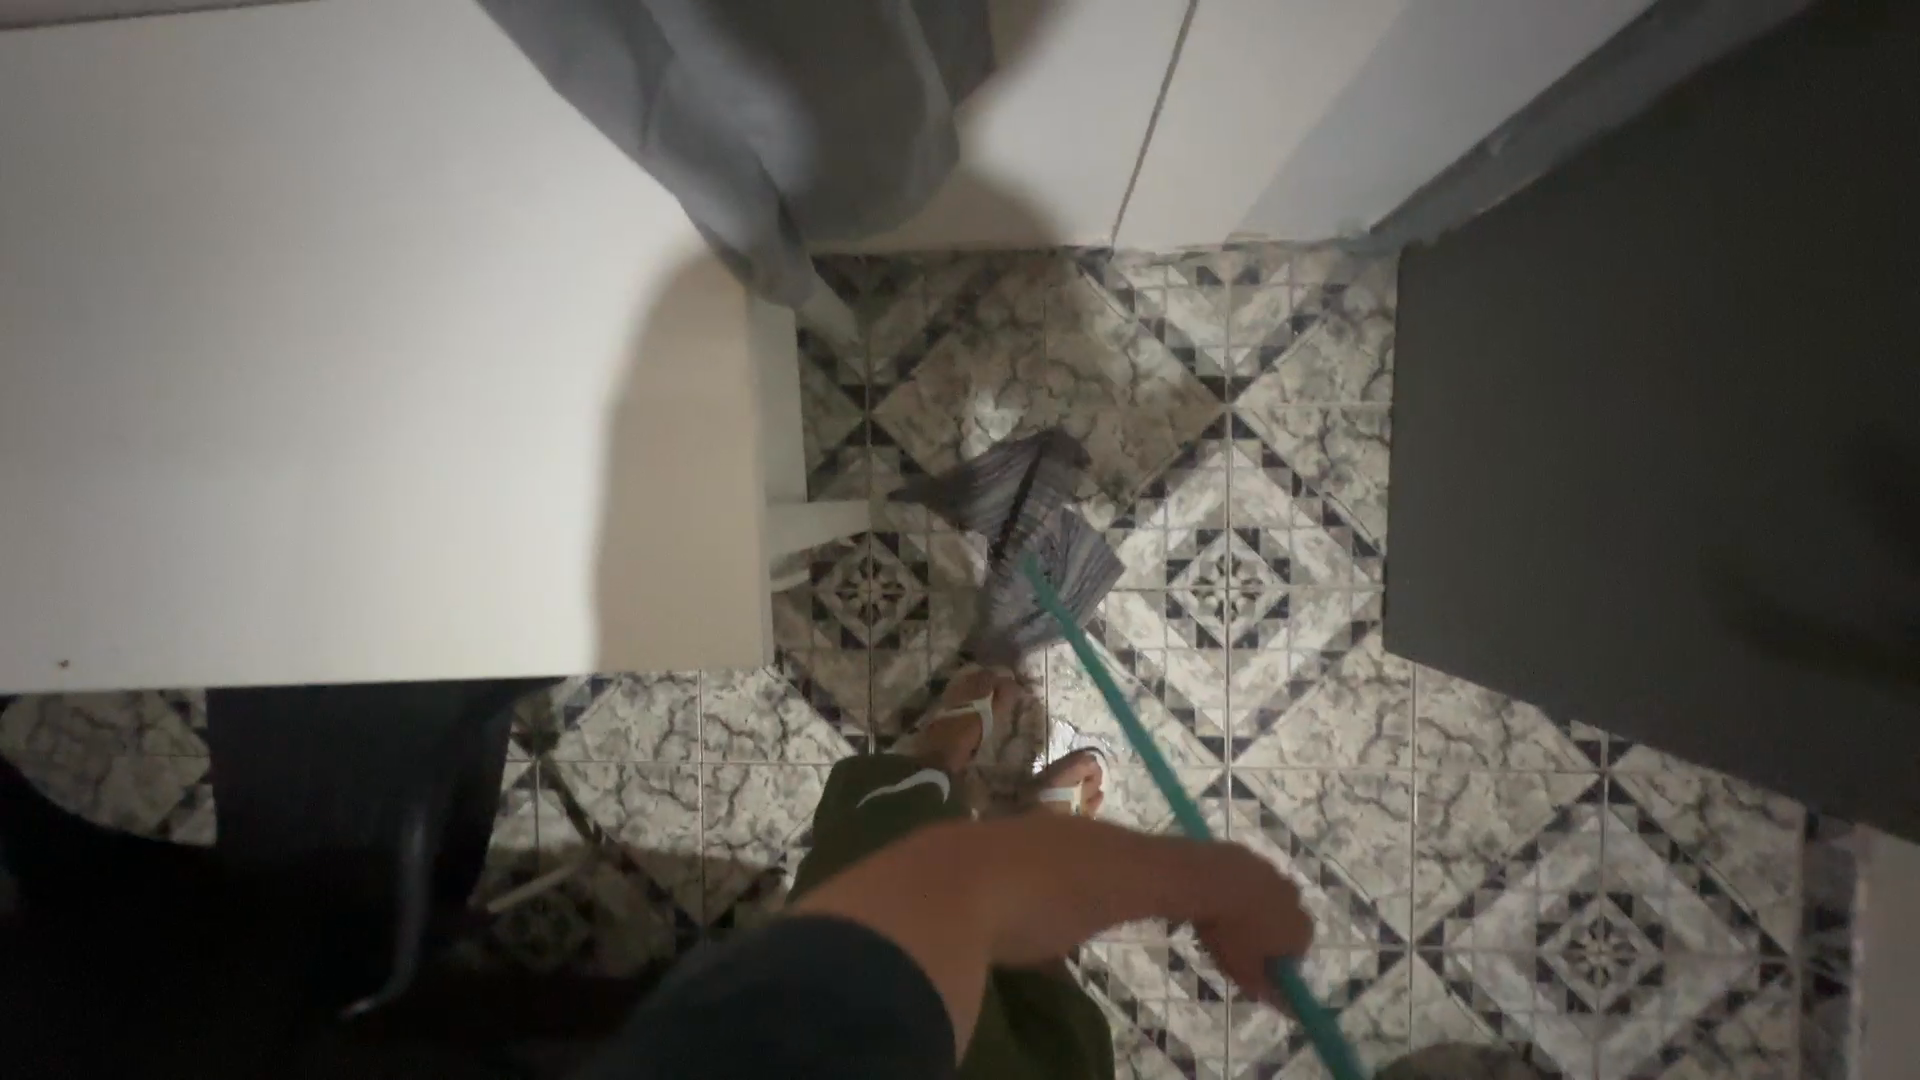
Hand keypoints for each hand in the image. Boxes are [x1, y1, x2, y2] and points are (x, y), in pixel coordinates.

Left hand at [1190, 845, 1313, 1008]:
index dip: (1274, 960)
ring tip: (1219, 913)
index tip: (1250, 962)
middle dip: (1264, 929)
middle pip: (1282, 920)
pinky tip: (1212, 889)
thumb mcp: (1244, 971)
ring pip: (1263, 895)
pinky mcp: (1246, 852)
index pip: (1296, 952)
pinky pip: (1244, 874)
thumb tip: (1288, 1010)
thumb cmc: (1227, 931)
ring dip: (1248, 904)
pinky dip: (1233, 881)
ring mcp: (1270, 869)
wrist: (1200, 878)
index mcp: (1300, 929)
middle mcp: (1293, 897)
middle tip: (1233, 939)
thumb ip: (1268, 992)